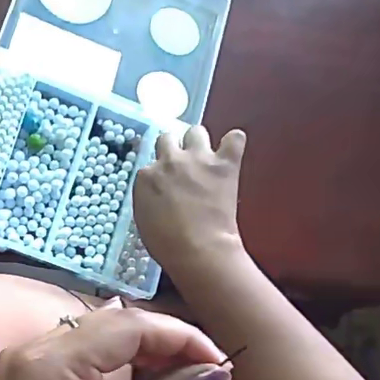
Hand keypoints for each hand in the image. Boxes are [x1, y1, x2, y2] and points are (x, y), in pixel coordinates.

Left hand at [0, 303, 232, 379]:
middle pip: (110, 323)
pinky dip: (112, 361)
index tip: (223, 363)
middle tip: (209, 371)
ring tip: (184, 375)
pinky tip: (142, 379)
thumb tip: (214, 372)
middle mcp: (28, 350)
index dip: (181, 337)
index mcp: (47, 366)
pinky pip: (75, 353)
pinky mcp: (20, 379)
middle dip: (164, 339)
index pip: (128, 326)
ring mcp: (20, 363)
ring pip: (93, 334)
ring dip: (139, 348)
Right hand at [131, 125, 248, 277]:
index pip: (149, 165)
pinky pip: (234, 138)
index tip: (164, 185)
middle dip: (173, 148)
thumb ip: (148, 196)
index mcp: (146, 176)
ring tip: (203, 158)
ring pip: (196, 131)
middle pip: (168, 138)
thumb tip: (158, 190)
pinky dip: (232, 144)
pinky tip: (230, 154)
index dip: (158, 174)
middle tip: (180, 165)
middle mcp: (170, 160)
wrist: (198, 248)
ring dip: (198, 142)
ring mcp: (198, 158)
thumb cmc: (165, 242)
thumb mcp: (144, 217)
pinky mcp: (225, 162)